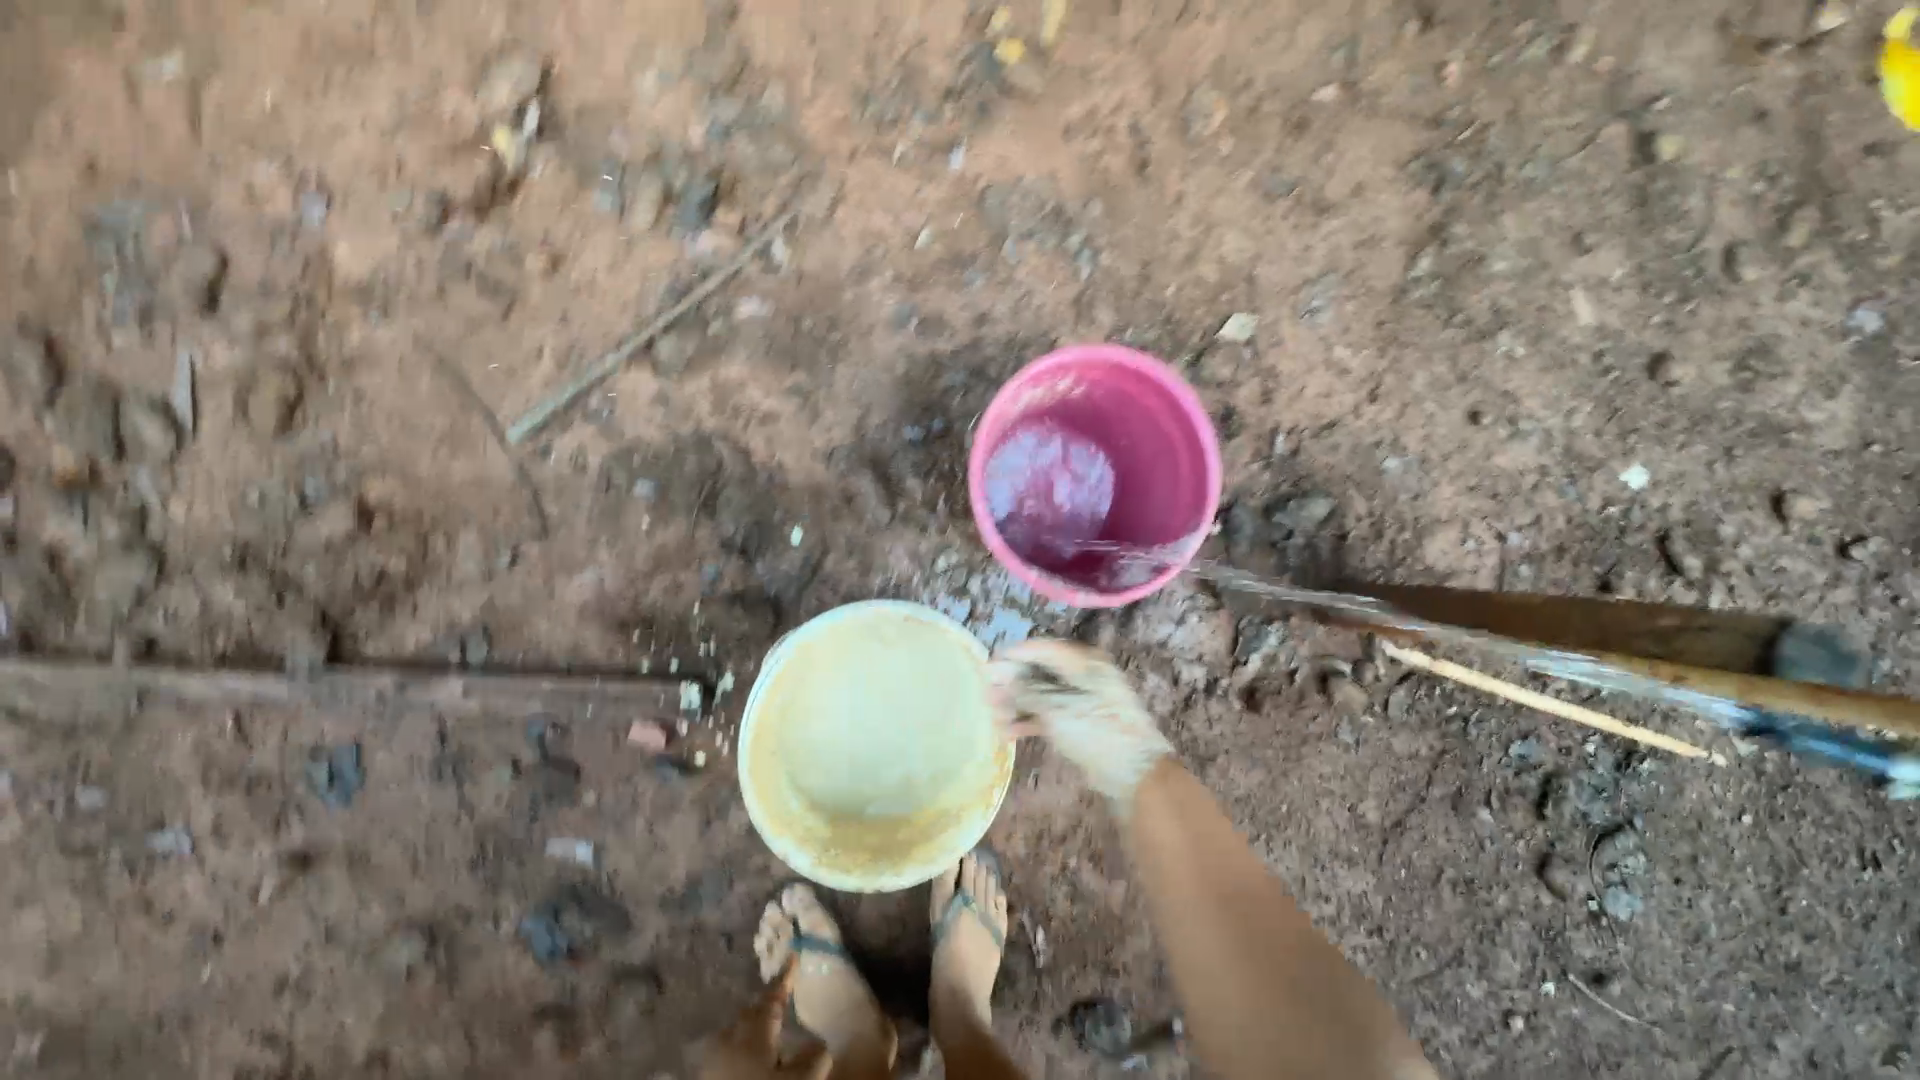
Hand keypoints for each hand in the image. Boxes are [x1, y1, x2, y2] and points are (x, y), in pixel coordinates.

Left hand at [699, 960, 832, 1079]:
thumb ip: (812, 1058)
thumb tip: (818, 1044)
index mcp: (753, 1032)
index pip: (773, 997)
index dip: (785, 977)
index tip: (793, 955)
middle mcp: (729, 1038)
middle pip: (751, 1014)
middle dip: (767, 1006)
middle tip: (784, 1002)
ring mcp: (713, 1061)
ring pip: (738, 1035)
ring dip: (756, 1032)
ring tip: (774, 1039)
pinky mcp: (708, 1077)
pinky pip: (729, 1054)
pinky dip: (745, 1052)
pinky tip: (756, 1064)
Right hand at [989, 639, 1172, 807]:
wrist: (1133, 772)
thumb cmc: (1095, 730)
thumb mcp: (1056, 707)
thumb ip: (1024, 689)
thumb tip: (997, 672)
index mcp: (1082, 662)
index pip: (1040, 650)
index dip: (1012, 657)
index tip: (986, 670)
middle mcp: (1082, 675)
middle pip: (1039, 672)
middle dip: (1011, 684)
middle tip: (987, 698)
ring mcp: (1081, 700)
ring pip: (1041, 695)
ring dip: (1017, 705)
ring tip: (995, 719)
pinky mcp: (1080, 723)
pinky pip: (1049, 714)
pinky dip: (1030, 721)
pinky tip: (1009, 733)